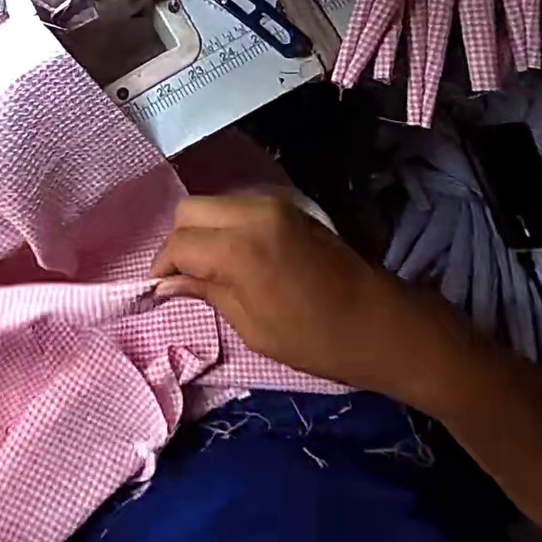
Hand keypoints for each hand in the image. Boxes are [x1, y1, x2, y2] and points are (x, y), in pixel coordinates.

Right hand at [151, 193, 424, 391]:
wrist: (382, 322)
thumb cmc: (316, 338)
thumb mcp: (253, 327)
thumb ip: (206, 293)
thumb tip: (165, 284)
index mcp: (241, 248)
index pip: (180, 242)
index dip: (162, 266)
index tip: (160, 288)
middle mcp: (252, 213)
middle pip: (190, 209)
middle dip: (179, 240)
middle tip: (183, 276)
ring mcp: (271, 204)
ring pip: (212, 203)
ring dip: (201, 230)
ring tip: (207, 267)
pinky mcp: (286, 206)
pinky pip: (236, 206)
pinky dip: (223, 225)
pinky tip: (233, 254)